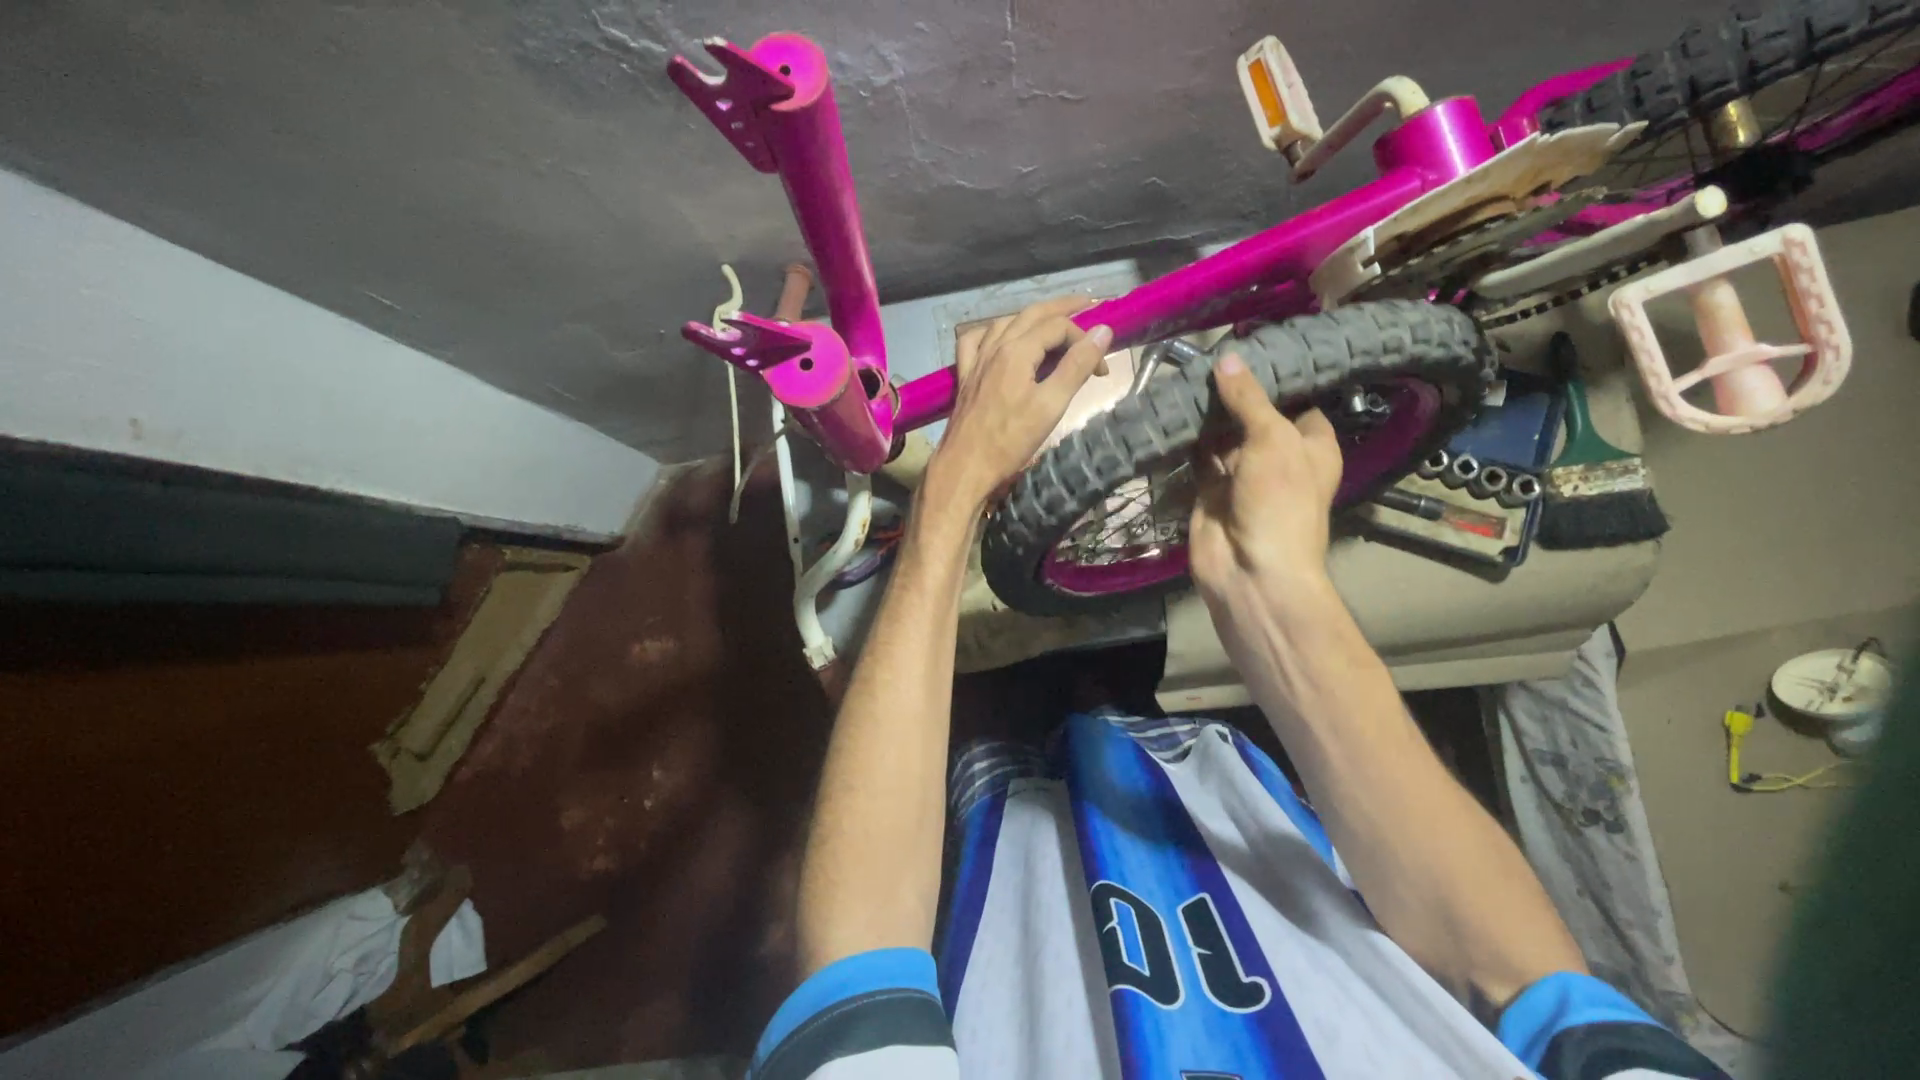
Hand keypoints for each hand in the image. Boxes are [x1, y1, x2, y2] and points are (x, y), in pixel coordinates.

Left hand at [926, 296, 1114, 510]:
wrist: (965, 467)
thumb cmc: (1010, 440)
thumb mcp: (1051, 405)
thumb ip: (1076, 366)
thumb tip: (1102, 331)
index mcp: (1017, 351)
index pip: (1058, 327)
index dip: (1085, 341)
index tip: (1102, 370)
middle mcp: (994, 347)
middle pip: (1032, 315)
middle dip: (1063, 308)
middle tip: (1090, 304)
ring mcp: (976, 360)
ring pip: (1006, 323)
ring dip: (1032, 318)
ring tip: (1053, 320)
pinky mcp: (966, 376)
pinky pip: (976, 341)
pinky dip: (992, 332)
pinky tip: (999, 338)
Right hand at [1188, 351, 1342, 599]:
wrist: (1251, 570)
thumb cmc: (1279, 501)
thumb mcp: (1272, 439)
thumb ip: (1248, 399)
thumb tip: (1226, 358)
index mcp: (1309, 443)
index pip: (1297, 398)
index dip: (1275, 374)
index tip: (1249, 342)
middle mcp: (1278, 455)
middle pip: (1254, 413)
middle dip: (1233, 390)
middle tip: (1206, 352)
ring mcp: (1242, 474)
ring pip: (1222, 433)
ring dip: (1207, 412)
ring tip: (1184, 372)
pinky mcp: (1210, 489)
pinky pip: (1198, 455)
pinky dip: (1187, 437)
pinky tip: (1173, 407)